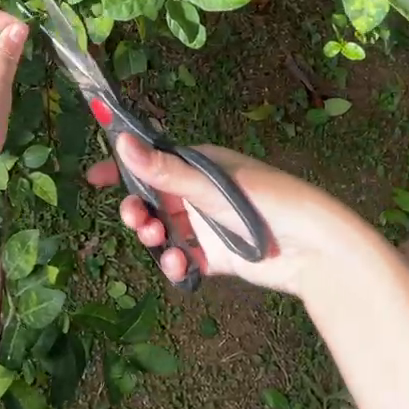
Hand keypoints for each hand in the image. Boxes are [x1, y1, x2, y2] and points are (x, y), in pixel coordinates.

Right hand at [87, 134, 349, 298]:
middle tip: (136, 222)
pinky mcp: (216, 256)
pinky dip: (176, 264)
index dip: (121, 169)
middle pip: (152, 200)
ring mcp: (206, 225)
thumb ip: (162, 170)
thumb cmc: (262, 201)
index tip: (94, 180)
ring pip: (164, 231)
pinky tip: (181, 266)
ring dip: (156, 239)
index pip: (150, 161)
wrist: (314, 247)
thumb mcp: (207, 185)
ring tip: (162, 247)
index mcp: (197, 164)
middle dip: (138, 211)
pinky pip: (183, 259)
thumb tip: (120, 141)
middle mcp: (198, 192)